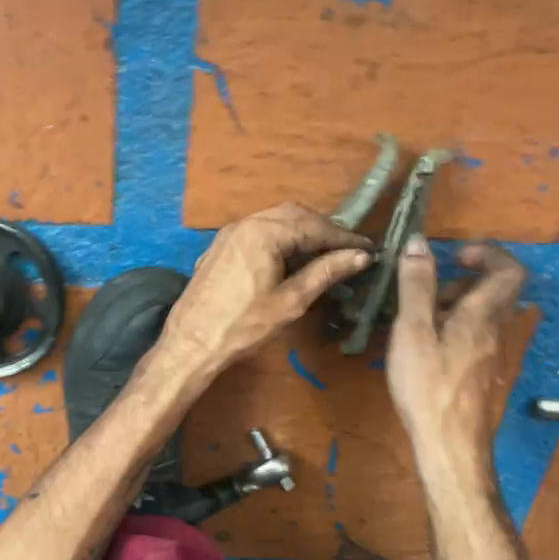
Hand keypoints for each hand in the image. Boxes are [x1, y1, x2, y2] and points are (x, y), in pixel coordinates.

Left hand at [157, 203, 371, 371]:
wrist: (191, 343)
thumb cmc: (242, 326)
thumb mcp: (290, 301)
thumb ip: (325, 273)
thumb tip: (360, 256)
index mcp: (264, 232)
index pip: (314, 226)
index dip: (343, 238)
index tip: (367, 249)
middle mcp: (244, 224)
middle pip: (293, 216)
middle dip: (322, 231)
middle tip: (346, 252)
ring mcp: (228, 235)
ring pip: (273, 222)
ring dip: (300, 235)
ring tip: (323, 258)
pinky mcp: (219, 249)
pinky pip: (256, 234)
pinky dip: (278, 241)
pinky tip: (289, 262)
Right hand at [386, 235, 525, 471]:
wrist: (451, 443)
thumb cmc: (429, 385)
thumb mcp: (413, 331)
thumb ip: (416, 287)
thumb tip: (419, 243)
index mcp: (483, 315)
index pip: (509, 270)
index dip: (488, 255)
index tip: (455, 257)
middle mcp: (498, 332)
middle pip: (496, 294)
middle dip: (464, 283)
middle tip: (429, 294)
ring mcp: (495, 358)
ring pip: (485, 320)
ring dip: (457, 311)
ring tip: (420, 326)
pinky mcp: (486, 379)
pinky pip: (477, 342)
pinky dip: (456, 335)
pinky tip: (428, 355)